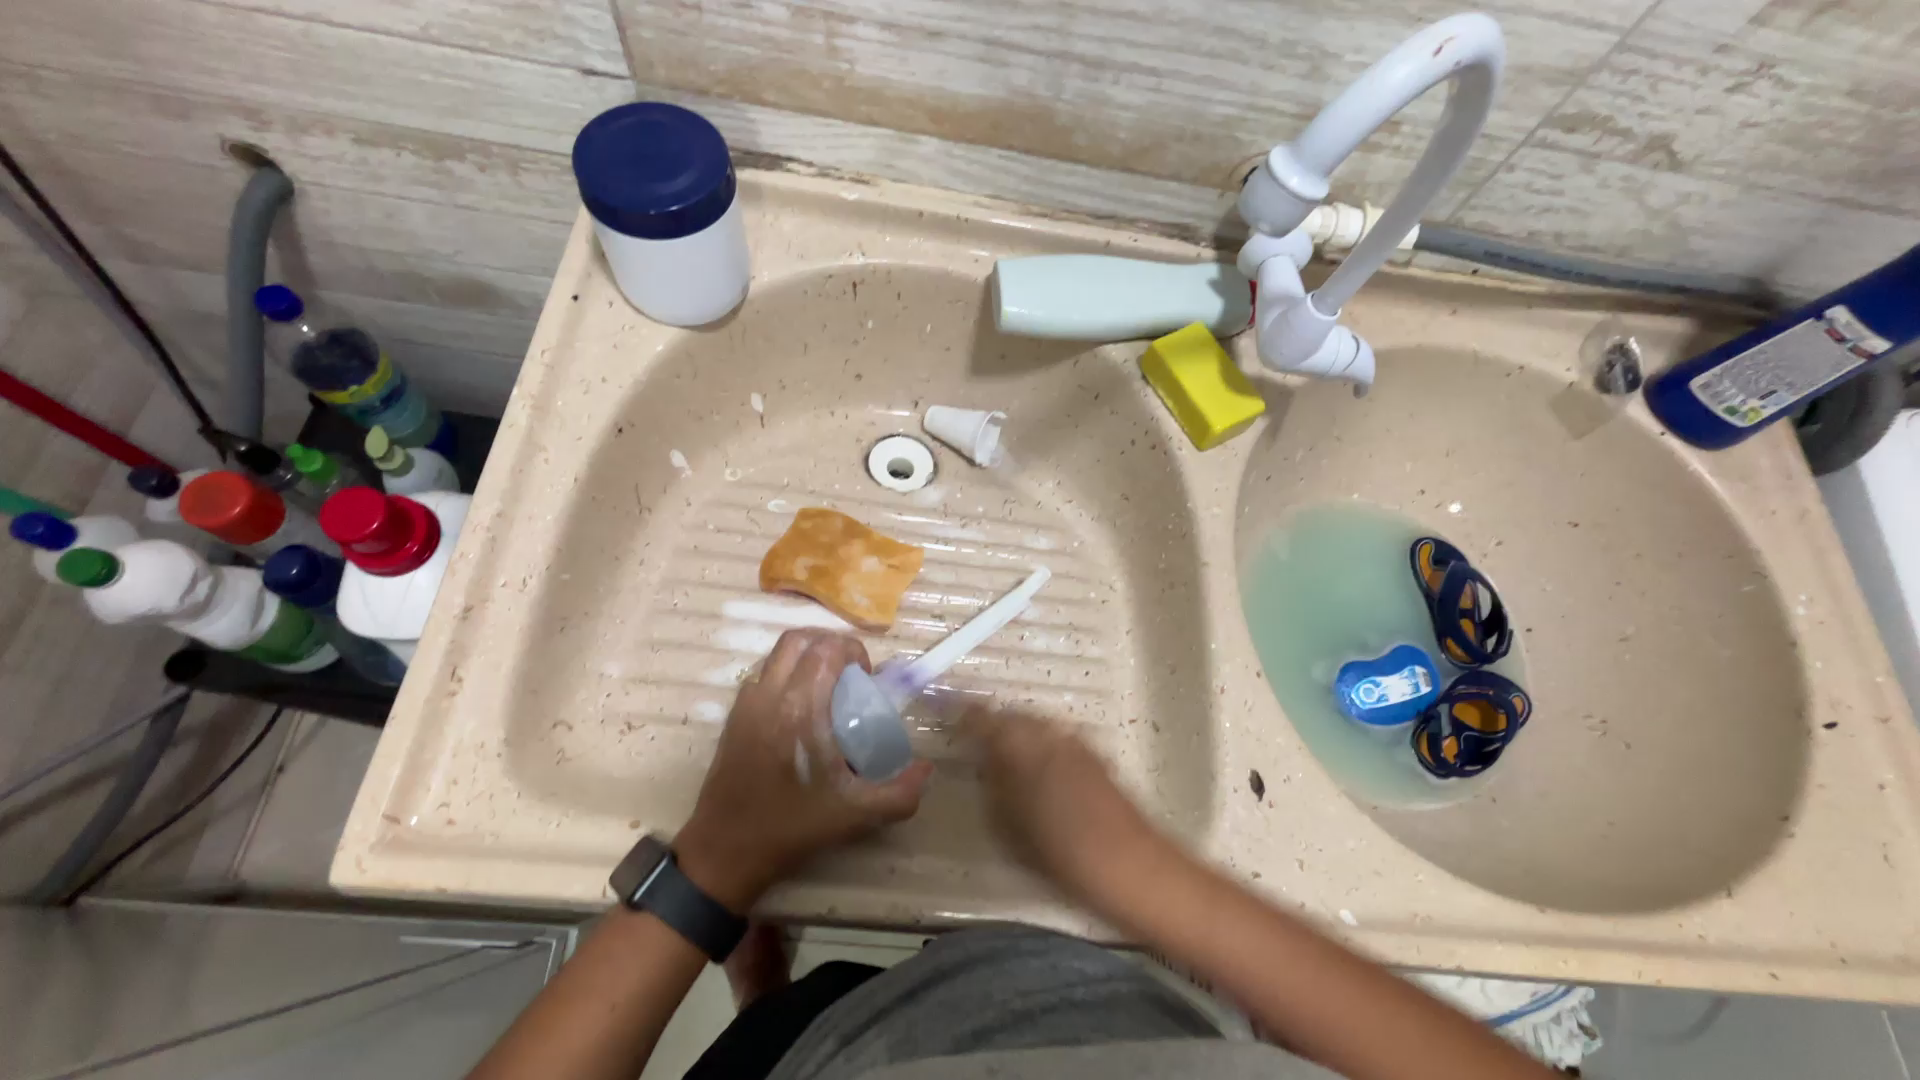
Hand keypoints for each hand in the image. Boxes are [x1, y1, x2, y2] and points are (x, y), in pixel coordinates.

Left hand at [676, 629, 932, 910]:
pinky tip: (799, 709)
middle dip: (829, 644)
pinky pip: (762, 675)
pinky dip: (784, 675)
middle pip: (799, 639)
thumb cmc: (792, 827)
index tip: (866, 677)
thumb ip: (900, 793)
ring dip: (805, 657)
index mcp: (801, 709)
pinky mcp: (733, 717)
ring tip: (826, 688)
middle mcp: (770, 696)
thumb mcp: (857, 815)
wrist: (726, 850)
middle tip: (848, 675)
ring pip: (776, 654)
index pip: (827, 649)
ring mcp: (746, 704)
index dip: (852, 651)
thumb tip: (926, 769)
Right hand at [961, 706, 1160, 902]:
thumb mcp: (1008, 827)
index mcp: (1022, 747)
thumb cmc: (1060, 853)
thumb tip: (984, 762)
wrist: (1129, 865)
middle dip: (995, 723)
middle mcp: (1050, 734)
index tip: (952, 721)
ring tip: (1007, 754)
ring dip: (1021, 732)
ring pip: (1039, 725)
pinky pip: (1059, 738)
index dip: (966, 717)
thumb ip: (992, 786)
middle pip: (1014, 716)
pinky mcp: (1097, 756)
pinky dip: (1044, 744)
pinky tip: (1040, 767)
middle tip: (977, 738)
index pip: (984, 719)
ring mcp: (1078, 742)